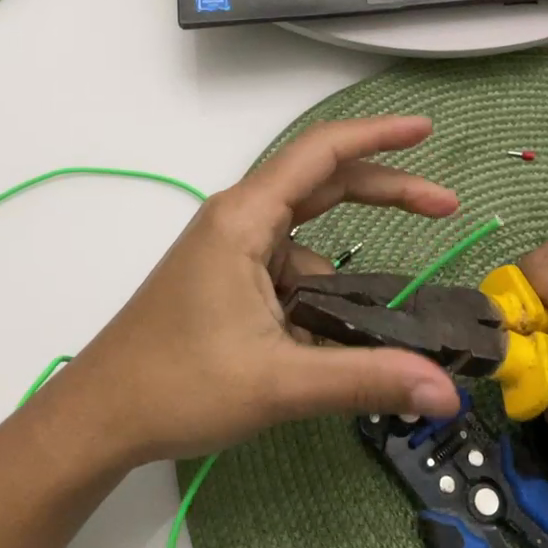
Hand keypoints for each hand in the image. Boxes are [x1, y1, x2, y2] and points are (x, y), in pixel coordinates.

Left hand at [50, 117, 464, 467]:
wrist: (99, 417)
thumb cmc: (178, 386)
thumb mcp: (280, 382)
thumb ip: (367, 379)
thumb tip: (447, 391)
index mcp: (245, 218)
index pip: (321, 153)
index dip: (377, 135)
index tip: (426, 130)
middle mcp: (239, 220)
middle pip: (324, 185)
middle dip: (386, 193)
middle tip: (446, 206)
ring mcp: (231, 249)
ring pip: (309, 239)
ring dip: (349, 270)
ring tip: (381, 324)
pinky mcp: (228, 279)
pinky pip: (290, 273)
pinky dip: (321, 296)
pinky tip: (329, 344)